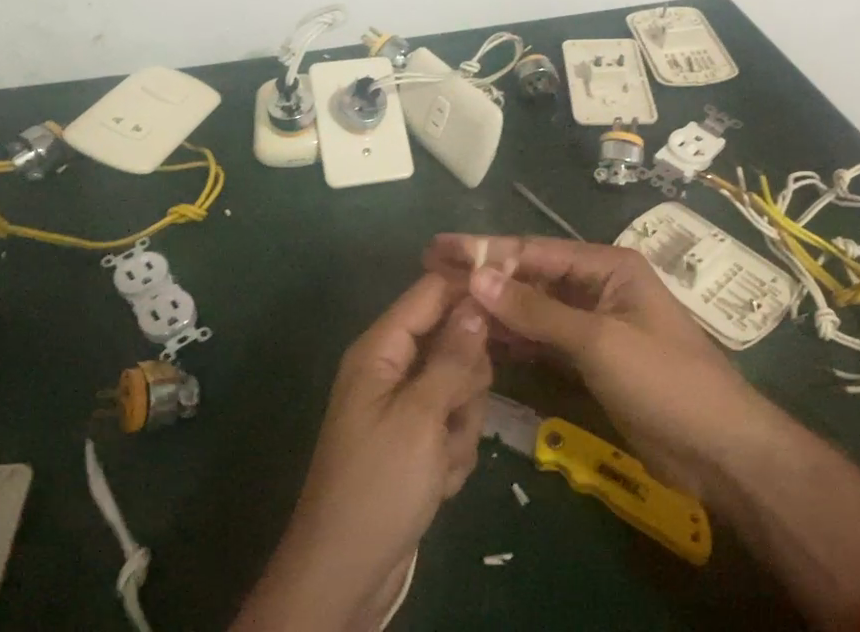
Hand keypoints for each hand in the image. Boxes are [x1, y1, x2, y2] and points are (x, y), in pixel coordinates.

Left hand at [231, 274, 491, 631]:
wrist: (349, 569)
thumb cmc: (380, 484)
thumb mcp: (421, 416)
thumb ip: (453, 357)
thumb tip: (476, 301)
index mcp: (380, 352)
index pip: (428, 294)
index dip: (467, 289)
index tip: (510, 298)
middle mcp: (391, 372)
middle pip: (454, 345)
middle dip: (466, 383)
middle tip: (453, 414)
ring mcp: (405, 410)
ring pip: (461, 391)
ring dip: (461, 426)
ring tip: (440, 460)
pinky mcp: (416, 445)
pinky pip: (454, 429)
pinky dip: (453, 455)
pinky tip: (438, 482)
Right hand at [425, 234, 767, 499]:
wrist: (718, 449)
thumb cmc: (664, 381)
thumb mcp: (598, 340)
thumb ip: (536, 310)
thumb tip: (477, 277)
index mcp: (609, 267)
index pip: (535, 251)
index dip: (484, 250)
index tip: (437, 248)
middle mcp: (599, 289)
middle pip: (531, 277)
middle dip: (483, 276)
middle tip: (429, 275)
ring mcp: (595, 327)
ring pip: (534, 311)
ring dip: (493, 309)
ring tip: (443, 306)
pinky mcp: (592, 363)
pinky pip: (543, 342)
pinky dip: (513, 341)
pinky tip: (478, 341)